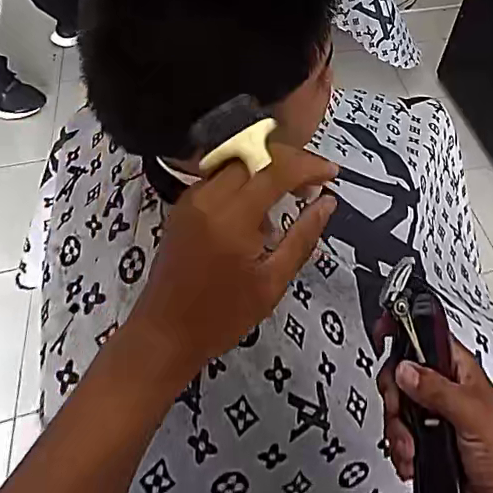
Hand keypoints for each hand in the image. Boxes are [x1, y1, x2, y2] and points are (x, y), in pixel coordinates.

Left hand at [126, 145, 338, 375]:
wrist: (161, 338)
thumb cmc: (219, 318)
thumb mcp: (272, 282)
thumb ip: (303, 236)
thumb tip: (327, 203)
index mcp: (231, 217)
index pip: (277, 169)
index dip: (309, 165)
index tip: (331, 174)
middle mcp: (208, 198)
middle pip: (258, 153)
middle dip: (292, 160)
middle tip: (314, 181)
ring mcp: (193, 198)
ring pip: (241, 159)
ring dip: (271, 166)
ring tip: (293, 192)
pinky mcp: (185, 204)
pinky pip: (224, 175)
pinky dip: (250, 179)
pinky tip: (262, 208)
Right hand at [379, 338, 492, 492]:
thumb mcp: (472, 413)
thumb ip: (438, 388)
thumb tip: (407, 369)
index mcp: (460, 369)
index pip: (428, 337)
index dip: (406, 329)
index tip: (385, 329)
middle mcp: (446, 389)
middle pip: (403, 374)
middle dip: (396, 396)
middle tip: (401, 410)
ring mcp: (435, 416)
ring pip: (399, 407)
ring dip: (398, 430)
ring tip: (412, 446)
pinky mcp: (427, 442)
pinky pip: (400, 436)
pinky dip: (400, 449)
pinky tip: (413, 459)